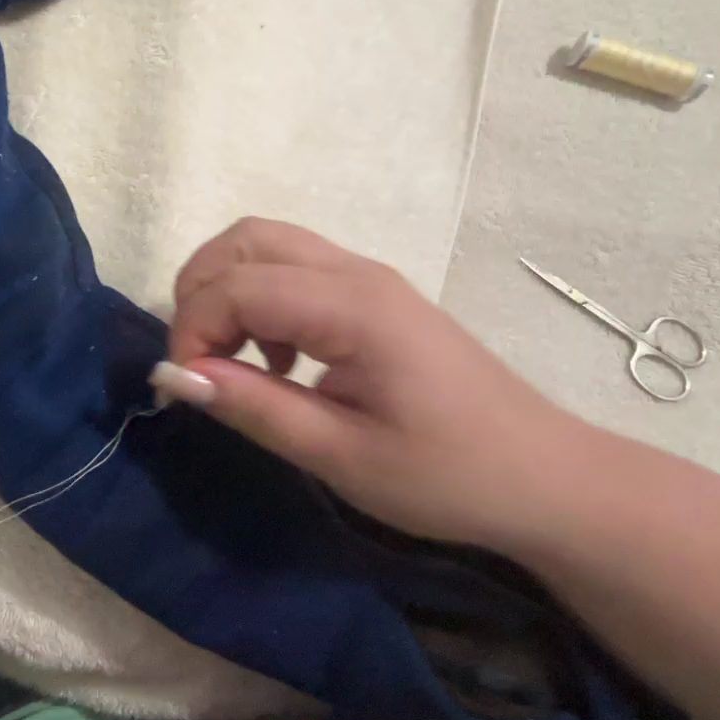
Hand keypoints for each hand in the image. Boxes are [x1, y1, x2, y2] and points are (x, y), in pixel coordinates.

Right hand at [152, 218, 607, 551]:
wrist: (546, 479)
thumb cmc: (446, 475)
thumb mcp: (339, 454)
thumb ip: (251, 405)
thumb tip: (173, 375)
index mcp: (352, 307)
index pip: (236, 286)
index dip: (192, 330)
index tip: (188, 388)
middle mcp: (356, 272)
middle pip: (245, 240)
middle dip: (200, 291)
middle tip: (199, 360)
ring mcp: (367, 277)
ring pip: (265, 246)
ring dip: (227, 290)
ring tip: (232, 359)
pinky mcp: (372, 295)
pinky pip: (291, 269)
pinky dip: (258, 299)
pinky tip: (276, 360)